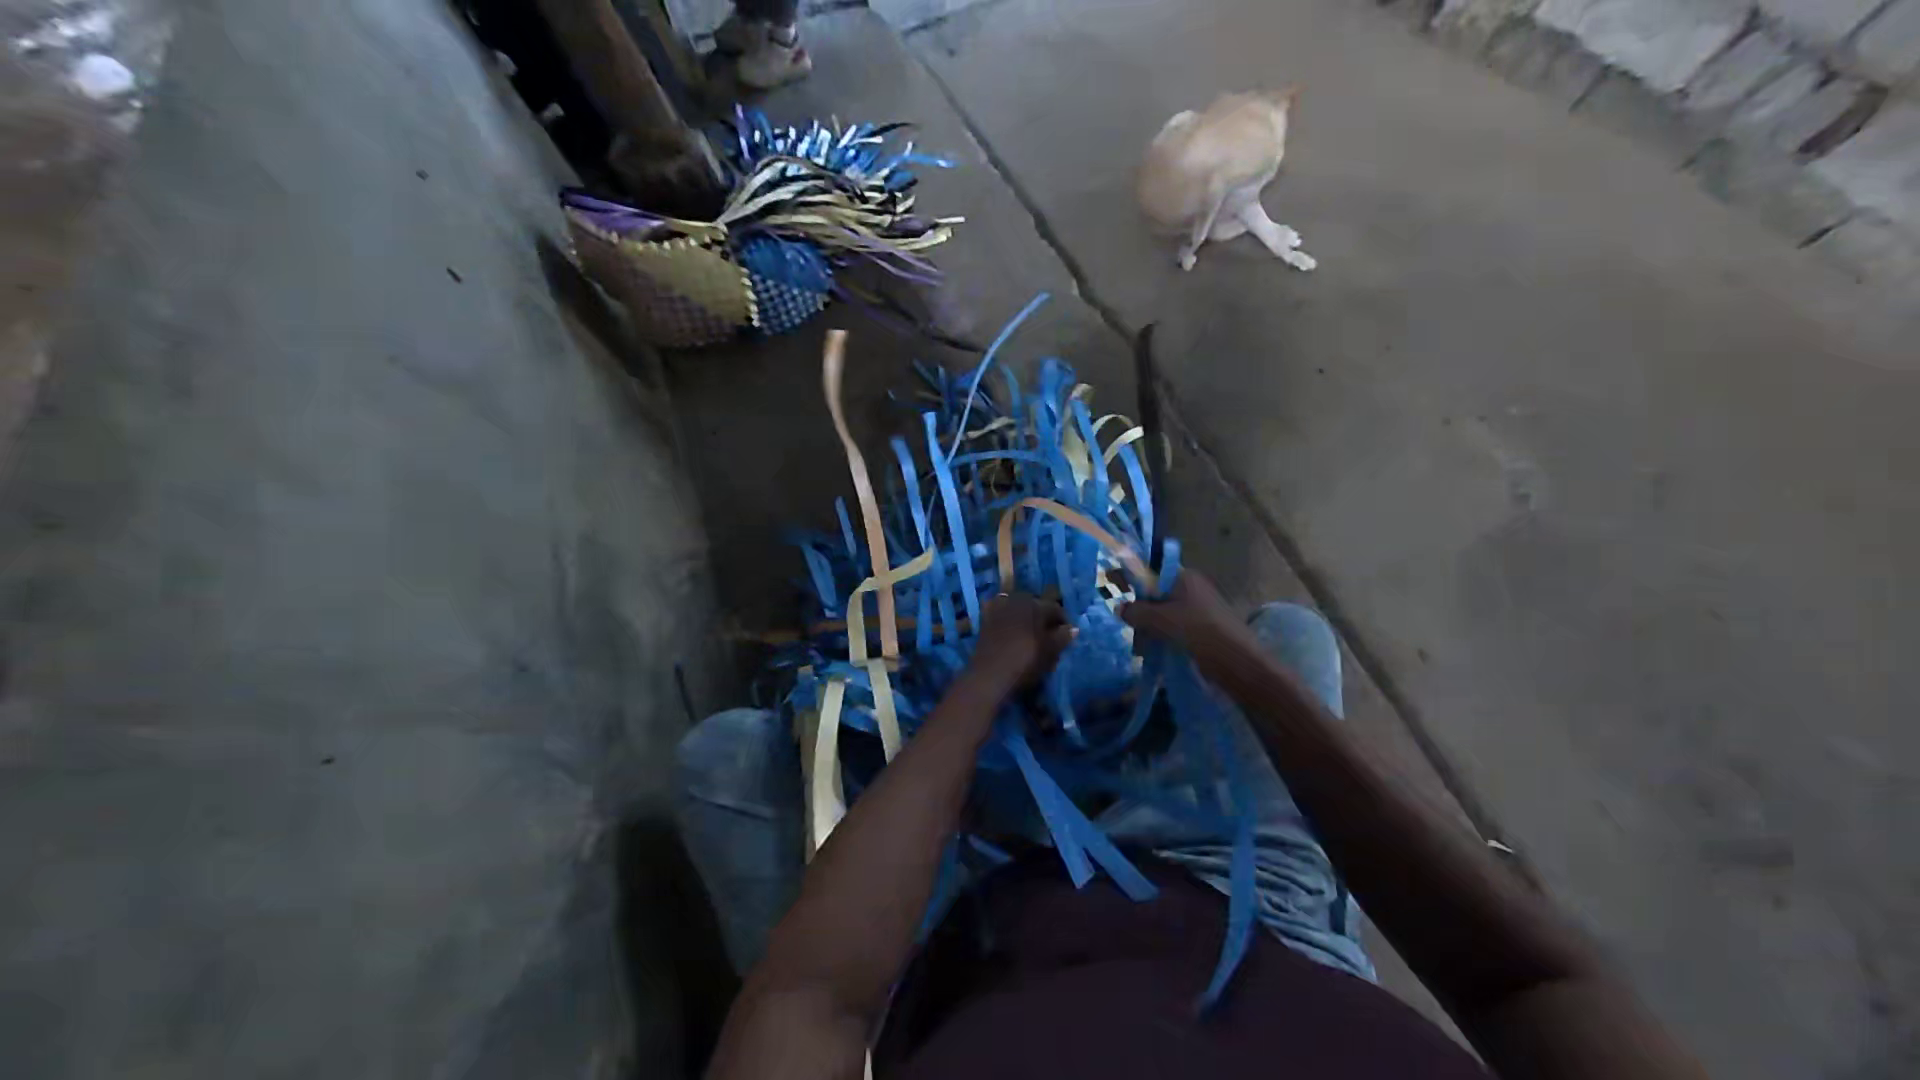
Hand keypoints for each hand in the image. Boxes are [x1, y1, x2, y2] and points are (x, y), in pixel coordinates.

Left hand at [968, 593, 1073, 689]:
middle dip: (1042, 615)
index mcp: (1036, 606)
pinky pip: (999, 609)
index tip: (1066, 634)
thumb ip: (1062, 638)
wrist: (990, 675)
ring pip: (1017, 605)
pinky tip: (1008, 625)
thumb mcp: (1049, 652)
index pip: (1055, 608)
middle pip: (1035, 604)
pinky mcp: (985, 617)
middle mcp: (1017, 600)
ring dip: (1024, 613)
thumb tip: (1073, 628)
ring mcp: (999, 607)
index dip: (1062, 620)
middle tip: (1047, 632)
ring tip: (1028, 629)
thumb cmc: (1025, 663)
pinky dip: (1006, 613)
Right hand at [1119, 570, 1243, 652]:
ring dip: (1147, 626)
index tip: (1109, 580)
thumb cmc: (1198, 631)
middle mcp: (1190, 588)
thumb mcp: (1161, 619)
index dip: (1129, 573)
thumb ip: (1136, 611)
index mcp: (1183, 577)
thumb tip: (1119, 608)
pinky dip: (1159, 635)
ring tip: (1139, 644)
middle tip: (1125, 621)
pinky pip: (1171, 627)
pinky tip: (1151, 650)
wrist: (1237, 662)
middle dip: (1138, 606)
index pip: (1150, 568)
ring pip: (1161, 612)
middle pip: (1154, 591)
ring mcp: (1196, 609)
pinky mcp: (1200, 629)